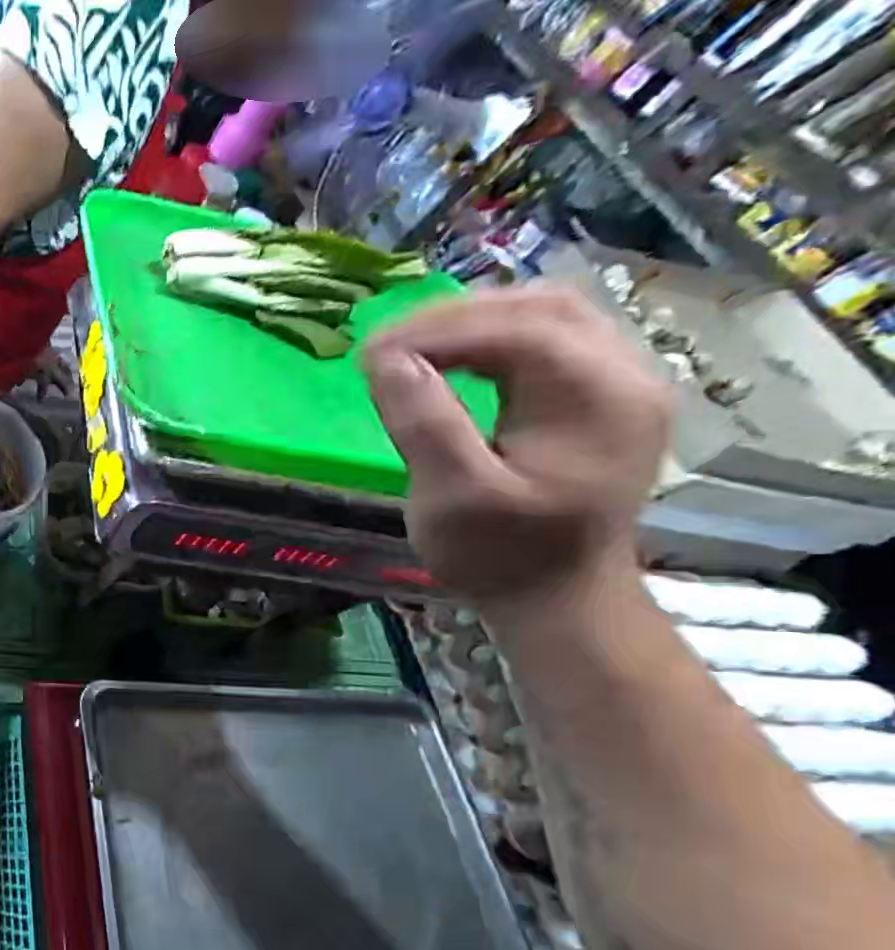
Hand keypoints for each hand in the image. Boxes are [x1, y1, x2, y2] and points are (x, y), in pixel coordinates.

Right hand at [361, 286, 670, 610]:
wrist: (558, 598)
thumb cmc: (499, 555)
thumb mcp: (451, 496)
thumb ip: (423, 422)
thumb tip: (384, 359)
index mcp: (598, 400)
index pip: (518, 329)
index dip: (436, 330)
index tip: (367, 354)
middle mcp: (626, 377)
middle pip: (540, 307)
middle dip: (453, 317)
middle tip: (385, 346)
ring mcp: (620, 384)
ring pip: (546, 316)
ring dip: (471, 322)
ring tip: (409, 348)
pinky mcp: (600, 397)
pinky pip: (548, 341)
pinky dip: (491, 339)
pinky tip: (450, 360)